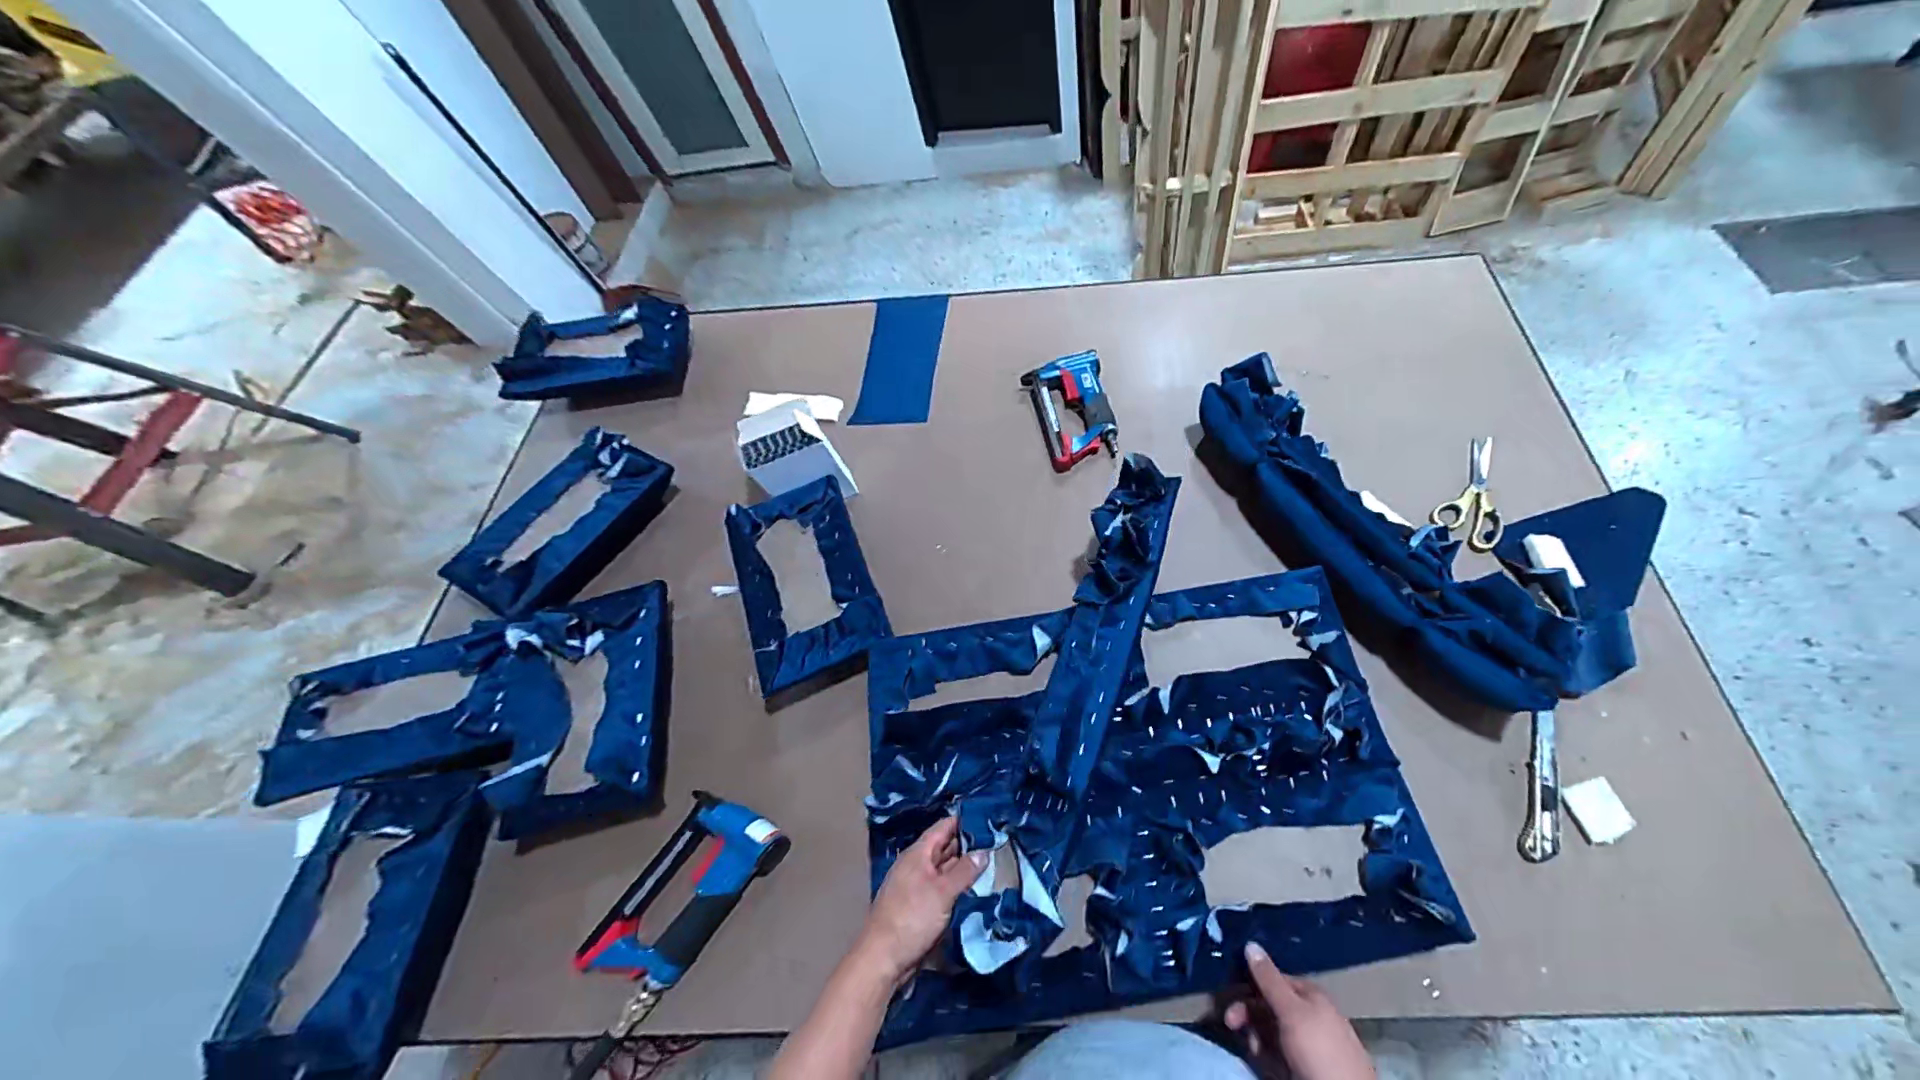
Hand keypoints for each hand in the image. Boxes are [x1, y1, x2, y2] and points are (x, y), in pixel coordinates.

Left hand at [853, 816, 987, 986]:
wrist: (883, 958)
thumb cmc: (912, 917)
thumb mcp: (942, 891)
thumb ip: (965, 870)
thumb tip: (984, 851)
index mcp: (918, 853)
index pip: (943, 827)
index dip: (964, 821)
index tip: (987, 818)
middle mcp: (917, 865)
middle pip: (944, 847)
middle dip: (967, 844)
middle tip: (996, 841)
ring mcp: (918, 886)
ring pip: (944, 869)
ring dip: (964, 866)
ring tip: (991, 861)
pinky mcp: (920, 906)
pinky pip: (942, 888)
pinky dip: (957, 885)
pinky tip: (974, 888)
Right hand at [1224, 942, 1374, 1079]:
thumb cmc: (1319, 1051)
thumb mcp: (1291, 1011)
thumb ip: (1269, 979)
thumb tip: (1250, 943)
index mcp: (1311, 995)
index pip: (1272, 980)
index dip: (1248, 988)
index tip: (1230, 1001)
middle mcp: (1310, 1014)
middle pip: (1269, 1005)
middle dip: (1249, 1015)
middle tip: (1232, 1026)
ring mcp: (1310, 1043)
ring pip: (1272, 1030)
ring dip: (1257, 1038)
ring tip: (1256, 1052)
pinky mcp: (1309, 1066)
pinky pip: (1281, 1053)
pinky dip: (1270, 1056)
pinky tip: (1270, 1065)